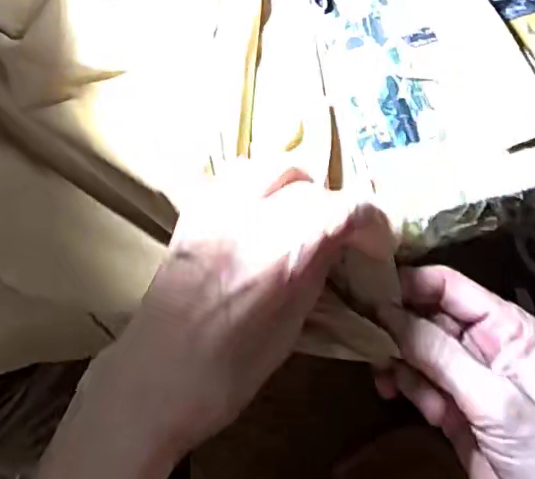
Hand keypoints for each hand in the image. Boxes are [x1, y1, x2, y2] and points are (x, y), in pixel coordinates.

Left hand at [38, 160, 391, 478]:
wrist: (158, 371)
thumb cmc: (229, 371)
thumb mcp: (291, 329)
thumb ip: (316, 273)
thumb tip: (340, 246)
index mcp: (278, 252)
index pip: (342, 206)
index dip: (370, 221)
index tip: (376, 244)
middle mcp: (245, 214)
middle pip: (305, 178)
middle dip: (331, 201)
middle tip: (338, 234)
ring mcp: (213, 204)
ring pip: (267, 164)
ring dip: (293, 184)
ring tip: (300, 217)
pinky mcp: (192, 206)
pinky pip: (234, 174)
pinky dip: (257, 185)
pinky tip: (260, 215)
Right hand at [372, 265, 534, 478]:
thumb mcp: (495, 400)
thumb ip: (438, 352)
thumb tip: (382, 309)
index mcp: (506, 328)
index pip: (445, 285)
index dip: (406, 283)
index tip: (366, 291)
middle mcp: (484, 344)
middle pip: (424, 314)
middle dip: (393, 325)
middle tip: (362, 332)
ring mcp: (467, 377)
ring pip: (413, 347)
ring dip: (392, 357)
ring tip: (380, 372)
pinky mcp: (453, 408)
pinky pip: (415, 380)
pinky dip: (400, 384)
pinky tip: (393, 392)